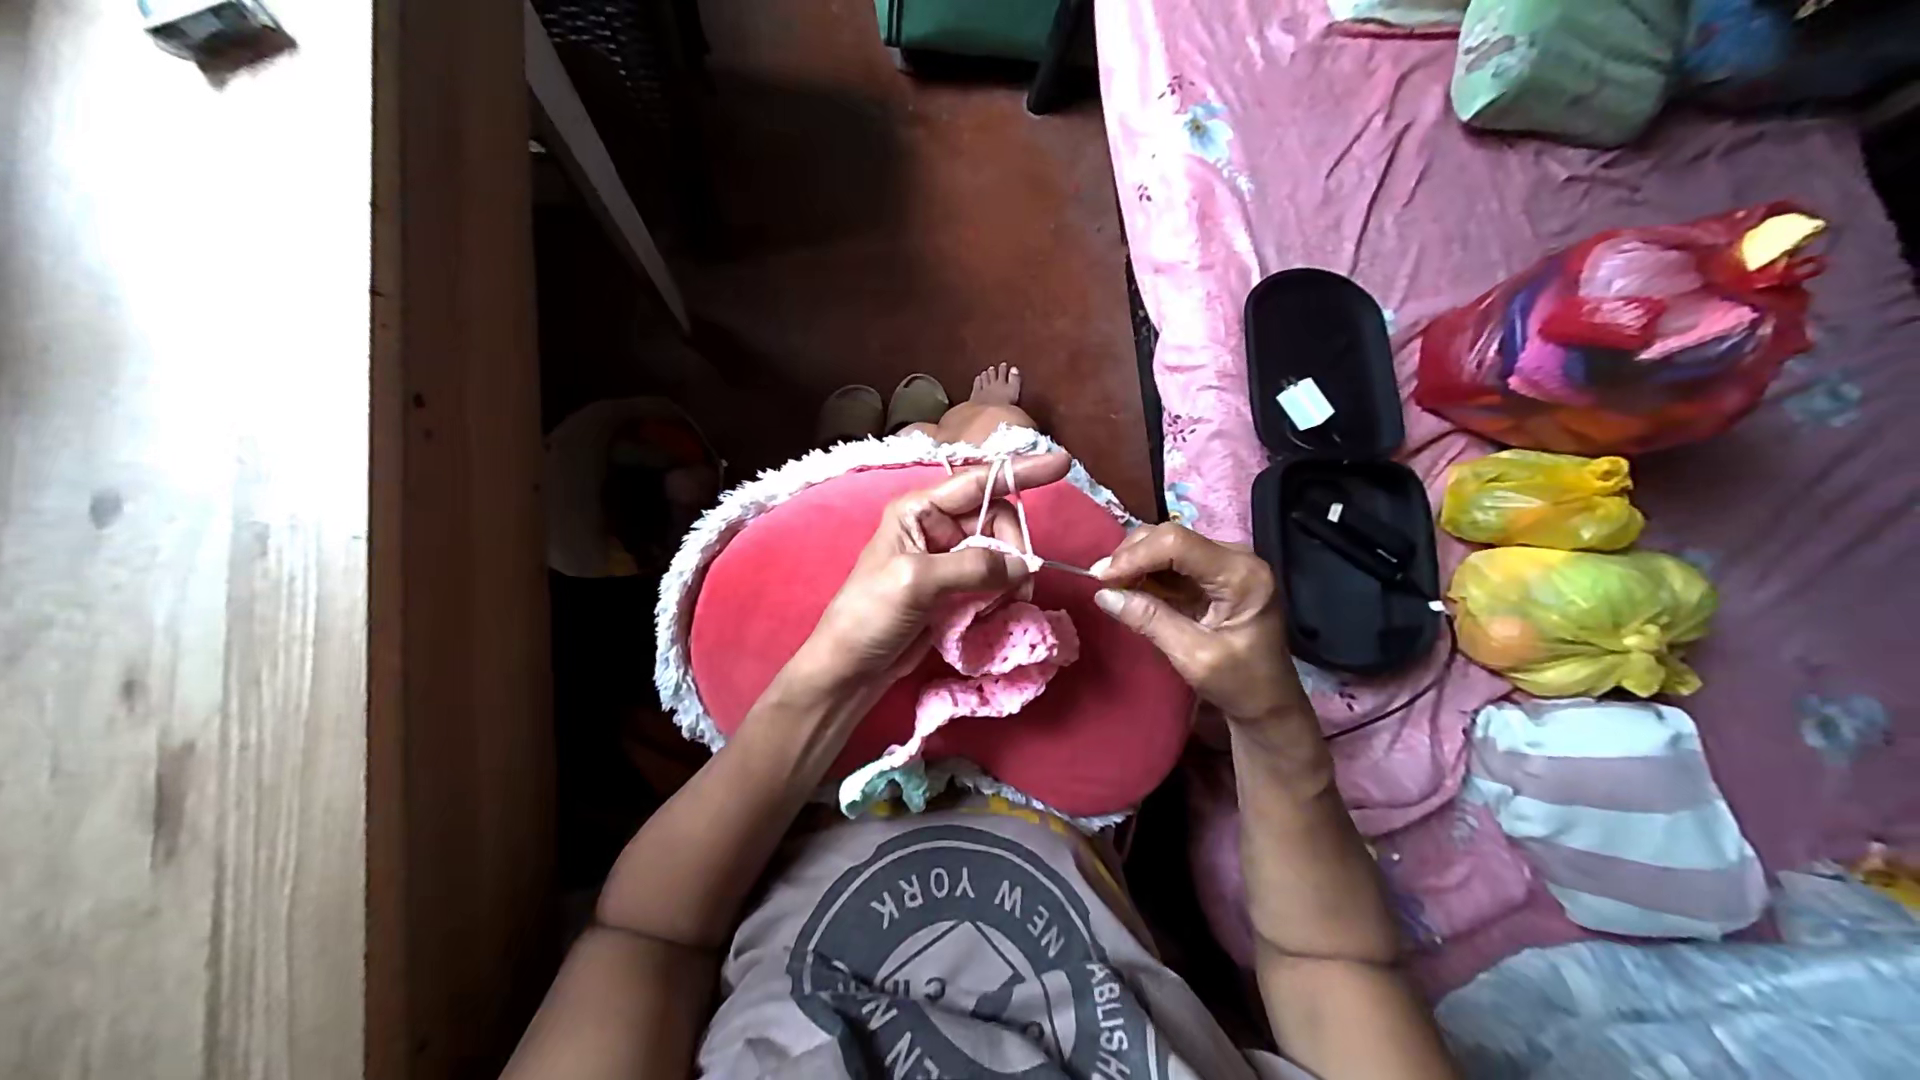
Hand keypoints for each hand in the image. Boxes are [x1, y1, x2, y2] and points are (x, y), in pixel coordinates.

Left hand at [793, 452, 1072, 691]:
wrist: (851, 667)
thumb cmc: (869, 614)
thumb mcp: (916, 582)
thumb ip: (972, 567)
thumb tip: (1022, 566)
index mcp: (920, 511)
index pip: (979, 482)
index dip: (1021, 471)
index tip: (1062, 465)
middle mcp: (937, 528)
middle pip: (997, 520)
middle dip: (1014, 548)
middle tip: (1019, 584)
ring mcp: (948, 560)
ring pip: (1001, 554)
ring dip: (1011, 577)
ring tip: (1005, 604)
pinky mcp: (955, 589)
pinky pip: (994, 581)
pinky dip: (1002, 595)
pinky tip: (994, 613)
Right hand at [1092, 523, 1312, 727]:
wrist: (1269, 702)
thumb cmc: (1240, 684)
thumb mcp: (1193, 657)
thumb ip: (1150, 620)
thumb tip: (1104, 595)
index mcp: (1241, 575)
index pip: (1178, 544)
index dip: (1135, 555)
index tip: (1102, 579)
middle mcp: (1236, 557)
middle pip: (1171, 536)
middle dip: (1132, 555)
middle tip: (1102, 583)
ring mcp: (1225, 563)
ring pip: (1167, 544)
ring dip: (1135, 562)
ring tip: (1112, 587)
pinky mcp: (1213, 573)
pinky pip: (1172, 561)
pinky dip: (1146, 571)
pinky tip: (1129, 588)